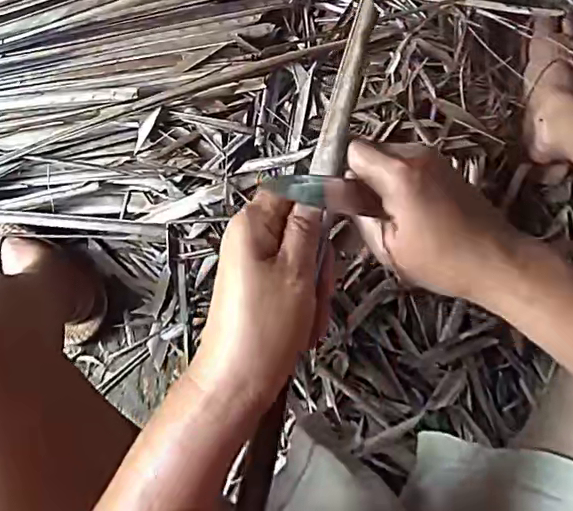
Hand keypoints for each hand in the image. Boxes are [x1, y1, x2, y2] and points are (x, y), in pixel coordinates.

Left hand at [191, 191, 332, 406]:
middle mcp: (247, 238)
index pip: (291, 187)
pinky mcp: (258, 287)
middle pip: (300, 226)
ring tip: (307, 311)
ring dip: (313, 285)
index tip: (336, 217)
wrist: (235, 385)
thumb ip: (309, 227)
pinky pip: (293, 281)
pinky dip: (304, 301)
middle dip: (318, 257)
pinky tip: (301, 323)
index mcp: (251, 224)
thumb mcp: (298, 272)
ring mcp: (252, 263)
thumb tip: (318, 192)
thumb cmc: (258, 334)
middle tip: (317, 284)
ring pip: (301, 257)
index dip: (318, 199)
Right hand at [347, 140, 525, 301]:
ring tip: (400, 214)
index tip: (353, 199)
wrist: (498, 261)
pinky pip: (408, 162)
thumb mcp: (389, 248)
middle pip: (371, 149)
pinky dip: (403, 180)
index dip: (348, 174)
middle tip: (376, 212)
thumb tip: (333, 194)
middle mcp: (416, 155)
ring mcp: (433, 157)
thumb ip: (357, 215)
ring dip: (385, 178)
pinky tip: (416, 210)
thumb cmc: (445, 260)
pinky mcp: (444, 164)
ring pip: (389, 156)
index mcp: (398, 173)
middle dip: (366, 176)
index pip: (353, 150)